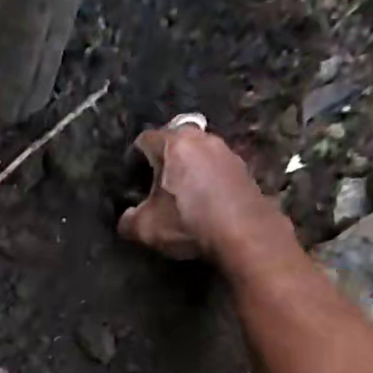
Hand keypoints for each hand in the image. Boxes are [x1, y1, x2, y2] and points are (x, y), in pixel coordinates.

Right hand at [119, 124, 285, 260]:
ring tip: (179, 195)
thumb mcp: (146, 229)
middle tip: (154, 185)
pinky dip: (206, 180)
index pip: (145, 139)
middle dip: (162, 160)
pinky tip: (203, 203)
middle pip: (174, 140)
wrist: (245, 233)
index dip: (133, 158)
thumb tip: (127, 218)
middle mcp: (202, 139)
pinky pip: (215, 168)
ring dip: (187, 169)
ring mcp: (226, 151)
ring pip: (197, 153)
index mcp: (174, 144)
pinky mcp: (243, 169)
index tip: (131, 179)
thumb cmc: (189, 222)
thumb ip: (128, 220)